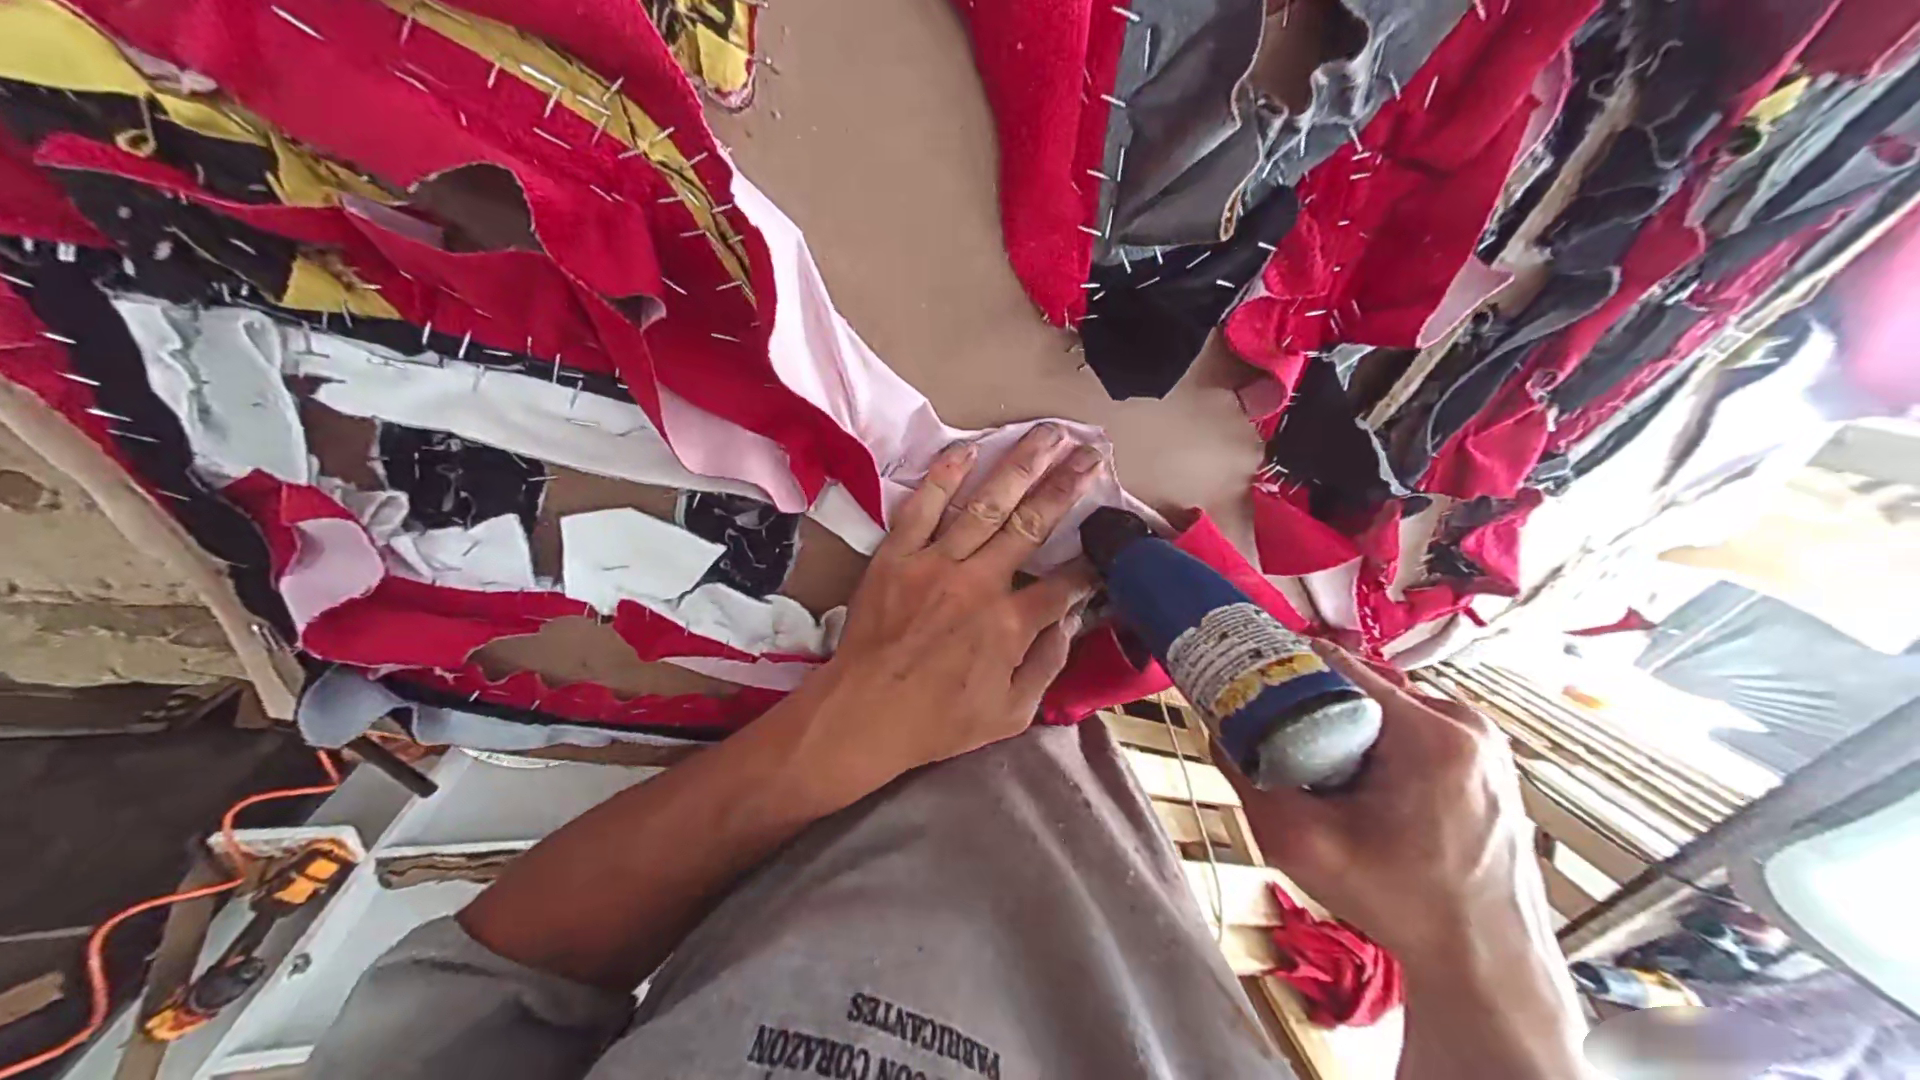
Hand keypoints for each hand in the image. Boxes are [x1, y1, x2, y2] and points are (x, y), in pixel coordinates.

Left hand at [808, 424, 1105, 783]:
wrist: (862, 715)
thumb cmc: (938, 721)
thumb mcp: (1010, 714)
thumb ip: (1047, 665)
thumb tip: (1069, 621)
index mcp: (1009, 624)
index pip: (1064, 584)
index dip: (1089, 565)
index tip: (1104, 544)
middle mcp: (978, 583)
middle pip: (1033, 524)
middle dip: (1067, 486)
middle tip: (1091, 452)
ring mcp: (935, 564)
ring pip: (987, 504)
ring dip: (1021, 465)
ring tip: (1048, 434)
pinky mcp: (897, 556)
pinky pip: (923, 508)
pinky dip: (945, 476)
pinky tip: (969, 449)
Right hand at [1218, 647, 1560, 982]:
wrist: (1487, 963)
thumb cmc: (1399, 903)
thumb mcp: (1301, 843)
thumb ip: (1249, 780)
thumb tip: (1217, 729)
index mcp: (1429, 734)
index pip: (1337, 665)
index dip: (1285, 673)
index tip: (1254, 695)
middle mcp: (1464, 723)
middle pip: (1362, 684)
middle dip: (1315, 705)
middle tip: (1283, 742)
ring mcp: (1483, 740)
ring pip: (1386, 704)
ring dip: (1347, 725)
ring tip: (1323, 770)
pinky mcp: (1487, 760)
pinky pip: (1414, 727)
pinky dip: (1380, 742)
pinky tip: (1365, 784)